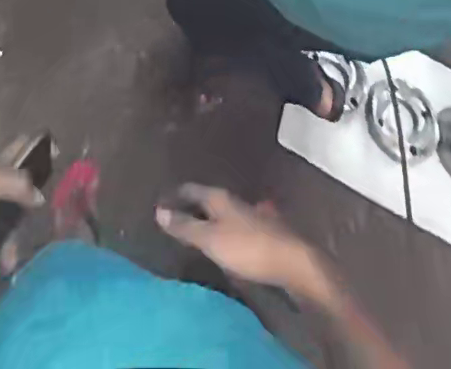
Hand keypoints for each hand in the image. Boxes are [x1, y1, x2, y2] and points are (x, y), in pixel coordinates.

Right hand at [155, 184, 326, 296]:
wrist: (291, 261)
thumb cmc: (247, 247)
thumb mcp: (211, 239)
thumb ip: (185, 226)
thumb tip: (159, 210)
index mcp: (221, 198)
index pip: (192, 189)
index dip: (175, 194)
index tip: (159, 201)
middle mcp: (235, 202)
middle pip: (207, 199)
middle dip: (190, 205)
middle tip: (170, 215)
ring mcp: (250, 216)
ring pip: (221, 213)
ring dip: (205, 218)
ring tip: (191, 228)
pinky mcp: (260, 233)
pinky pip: (232, 226)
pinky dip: (220, 230)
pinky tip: (220, 241)